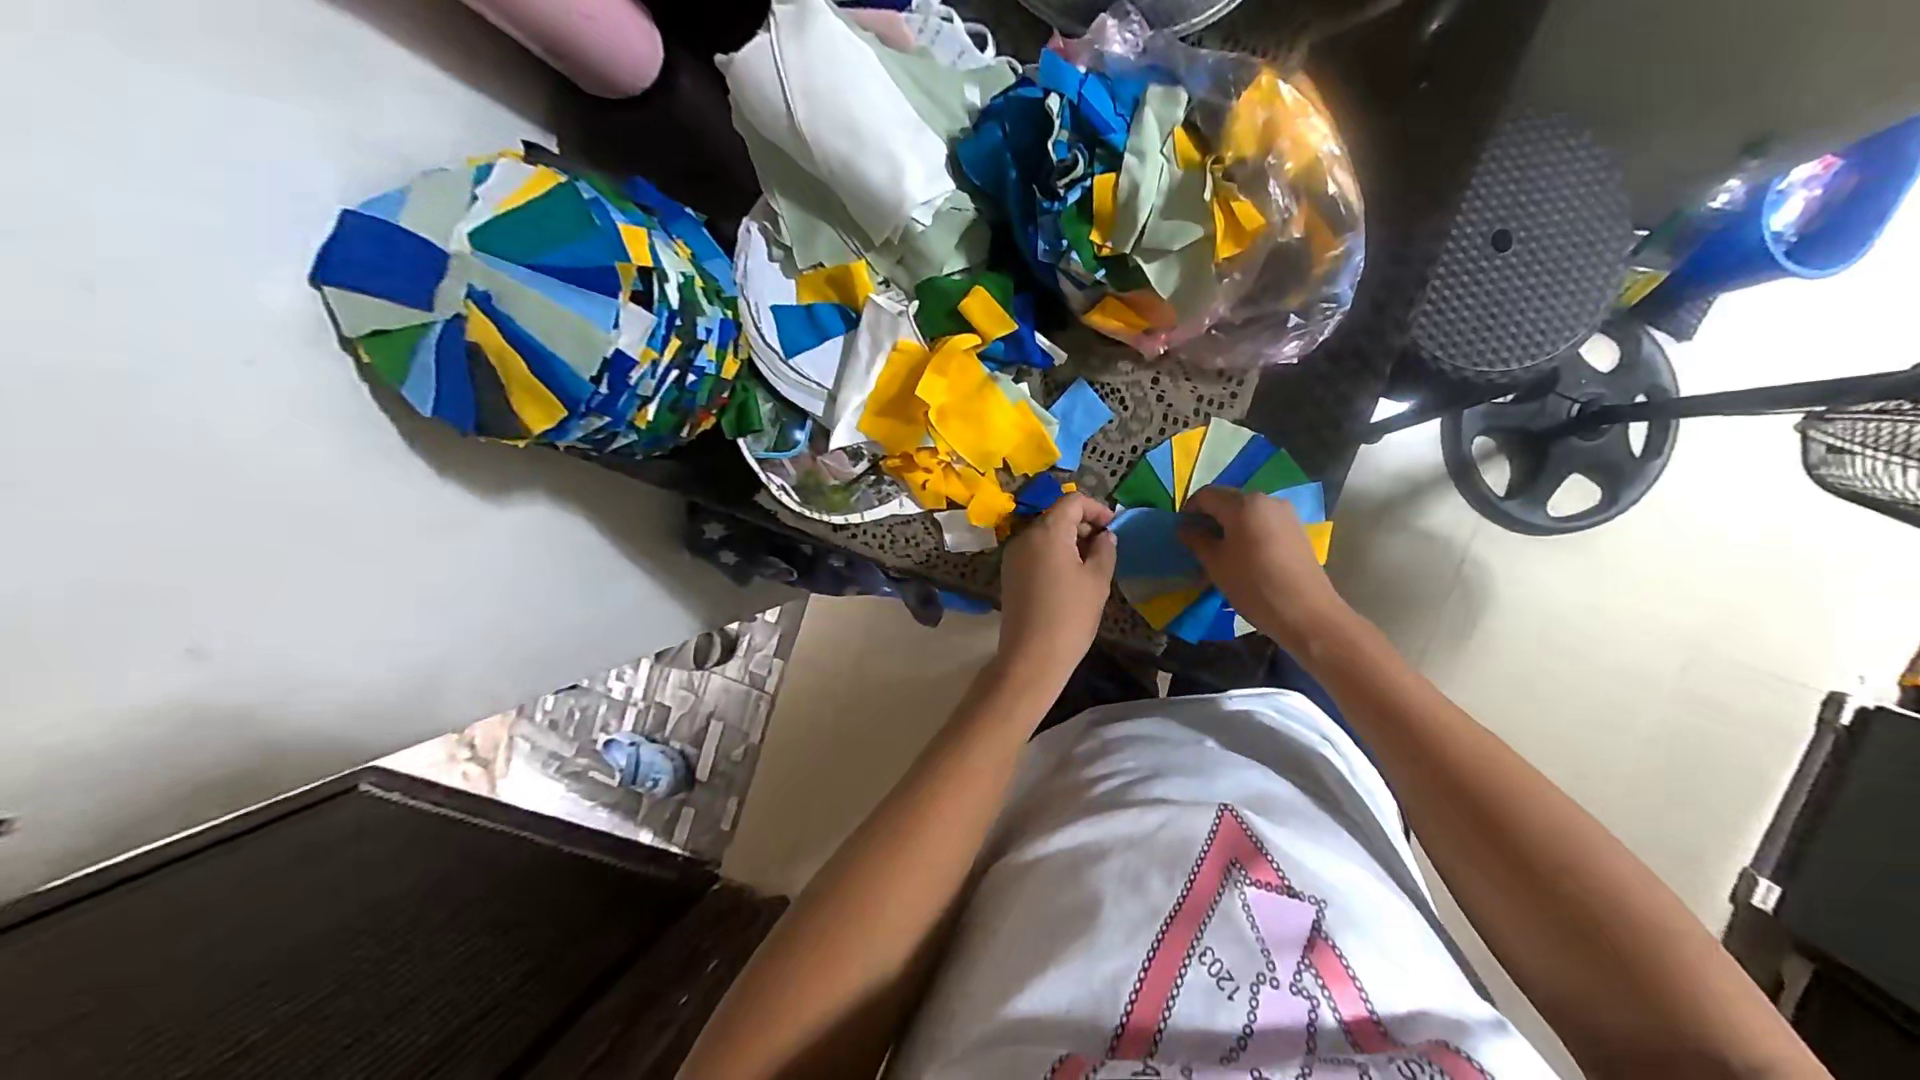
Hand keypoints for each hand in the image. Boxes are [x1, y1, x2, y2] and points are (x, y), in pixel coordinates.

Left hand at [997, 493, 1117, 684]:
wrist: (1031, 656)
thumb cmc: (1070, 616)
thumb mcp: (1097, 580)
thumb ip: (1104, 550)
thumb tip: (1105, 536)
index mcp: (1047, 531)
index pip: (1072, 501)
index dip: (1096, 508)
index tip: (1114, 526)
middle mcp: (1025, 536)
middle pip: (1056, 515)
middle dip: (1083, 524)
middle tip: (1106, 546)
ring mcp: (1013, 555)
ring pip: (1045, 534)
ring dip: (1069, 540)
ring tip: (1092, 563)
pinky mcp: (1009, 573)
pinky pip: (1035, 551)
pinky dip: (1054, 553)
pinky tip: (1070, 576)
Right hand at [1178, 485, 1353, 651]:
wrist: (1306, 613)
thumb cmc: (1253, 585)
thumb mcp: (1215, 563)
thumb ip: (1196, 540)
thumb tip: (1184, 528)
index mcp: (1243, 504)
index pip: (1206, 495)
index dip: (1189, 510)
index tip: (1182, 533)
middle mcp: (1266, 500)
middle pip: (1228, 500)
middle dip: (1209, 517)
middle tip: (1199, 544)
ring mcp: (1285, 514)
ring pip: (1247, 512)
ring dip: (1229, 526)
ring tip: (1221, 553)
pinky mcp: (1296, 530)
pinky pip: (1263, 523)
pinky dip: (1248, 532)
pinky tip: (1245, 557)